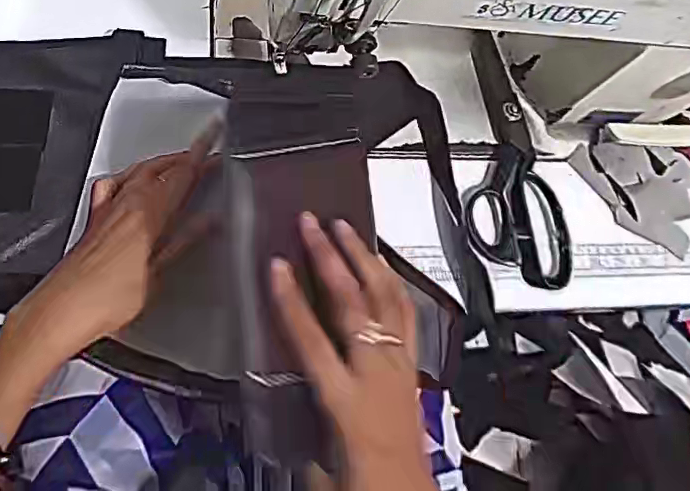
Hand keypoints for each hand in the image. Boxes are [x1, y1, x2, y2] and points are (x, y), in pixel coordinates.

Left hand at [9, 124, 218, 355]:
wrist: (63, 309)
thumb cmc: (107, 296)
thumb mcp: (158, 273)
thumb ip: (185, 241)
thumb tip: (207, 222)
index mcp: (150, 210)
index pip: (183, 173)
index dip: (202, 156)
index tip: (212, 139)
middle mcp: (129, 200)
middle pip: (162, 166)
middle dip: (185, 158)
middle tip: (202, 156)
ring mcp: (110, 205)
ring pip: (140, 170)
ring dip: (161, 162)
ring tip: (174, 163)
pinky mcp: (96, 216)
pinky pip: (115, 182)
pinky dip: (129, 176)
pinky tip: (130, 181)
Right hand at [271, 214, 435, 490]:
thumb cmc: (368, 487)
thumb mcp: (320, 468)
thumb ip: (303, 426)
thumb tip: (290, 399)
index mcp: (346, 401)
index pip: (312, 340)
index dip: (291, 300)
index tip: (276, 266)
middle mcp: (376, 373)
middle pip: (351, 303)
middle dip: (328, 258)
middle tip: (311, 225)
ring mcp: (399, 363)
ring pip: (383, 297)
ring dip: (362, 257)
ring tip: (345, 227)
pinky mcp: (414, 363)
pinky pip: (406, 311)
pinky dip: (392, 279)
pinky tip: (382, 260)